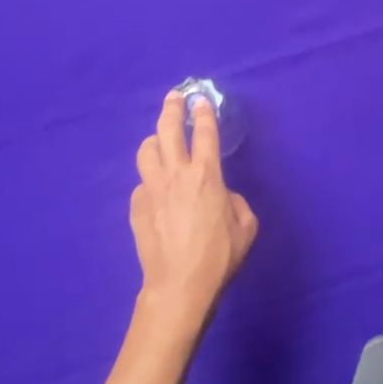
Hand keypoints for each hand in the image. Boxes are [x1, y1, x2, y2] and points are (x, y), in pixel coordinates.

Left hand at [130, 93, 257, 328]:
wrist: (180, 285)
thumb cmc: (220, 256)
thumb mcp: (246, 227)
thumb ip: (236, 202)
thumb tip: (223, 196)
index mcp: (206, 174)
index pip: (204, 133)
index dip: (204, 113)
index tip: (201, 99)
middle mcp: (176, 174)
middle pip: (167, 130)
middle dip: (172, 108)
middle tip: (175, 97)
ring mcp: (151, 189)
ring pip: (146, 151)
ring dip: (154, 141)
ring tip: (159, 141)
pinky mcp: (136, 208)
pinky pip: (142, 184)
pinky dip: (150, 181)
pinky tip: (157, 192)